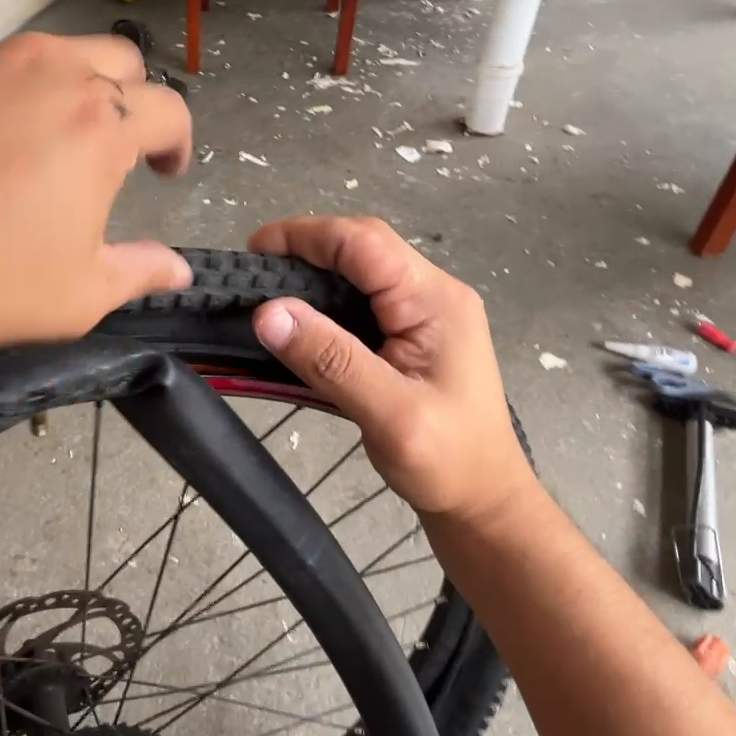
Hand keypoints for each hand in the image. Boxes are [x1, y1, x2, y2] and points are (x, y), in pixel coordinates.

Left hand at [0, 33, 193, 358]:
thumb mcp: (73, 297)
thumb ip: (137, 273)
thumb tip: (175, 269)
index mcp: (98, 124)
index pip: (169, 110)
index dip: (178, 142)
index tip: (165, 170)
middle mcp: (47, 71)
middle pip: (119, 61)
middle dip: (131, 101)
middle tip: (112, 151)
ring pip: (50, 56)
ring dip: (66, 92)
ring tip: (40, 147)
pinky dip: (1, 96)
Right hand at [248, 217, 536, 524]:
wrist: (483, 499)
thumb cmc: (447, 461)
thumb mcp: (389, 415)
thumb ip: (330, 360)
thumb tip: (268, 313)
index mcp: (435, 301)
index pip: (363, 242)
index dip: (305, 236)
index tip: (252, 252)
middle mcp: (432, 293)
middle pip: (361, 246)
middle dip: (304, 249)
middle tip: (252, 275)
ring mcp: (424, 310)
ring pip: (359, 269)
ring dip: (312, 273)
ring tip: (266, 293)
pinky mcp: (411, 330)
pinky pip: (361, 297)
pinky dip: (323, 299)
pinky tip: (298, 319)